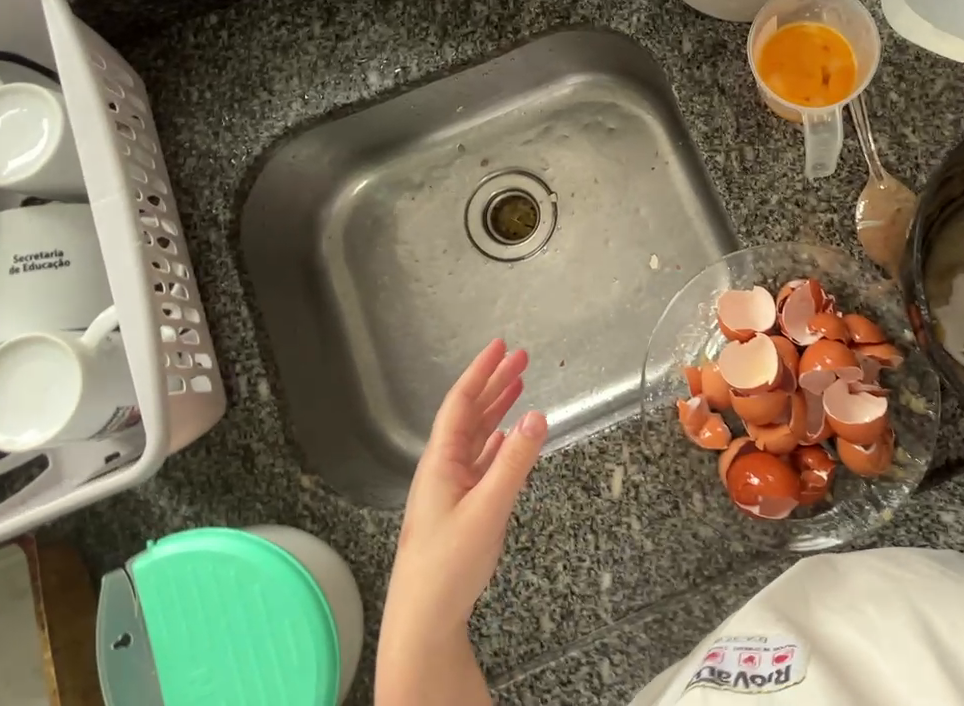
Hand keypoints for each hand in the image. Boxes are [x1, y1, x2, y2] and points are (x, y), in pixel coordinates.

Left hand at [382, 340, 545, 638]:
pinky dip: (499, 441)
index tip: (501, 346)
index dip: (480, 372)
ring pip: (476, 436)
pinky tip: (510, 436)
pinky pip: (482, 460)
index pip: (460, 404)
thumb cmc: (449, 562)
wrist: (424, 618)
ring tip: (519, 385)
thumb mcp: (488, 509)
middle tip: (522, 357)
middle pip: (470, 414)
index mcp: (441, 461)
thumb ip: (514, 462)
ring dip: (497, 409)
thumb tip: (539, 415)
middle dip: (494, 383)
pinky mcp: (463, 507)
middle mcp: (444, 467)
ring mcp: (453, 488)